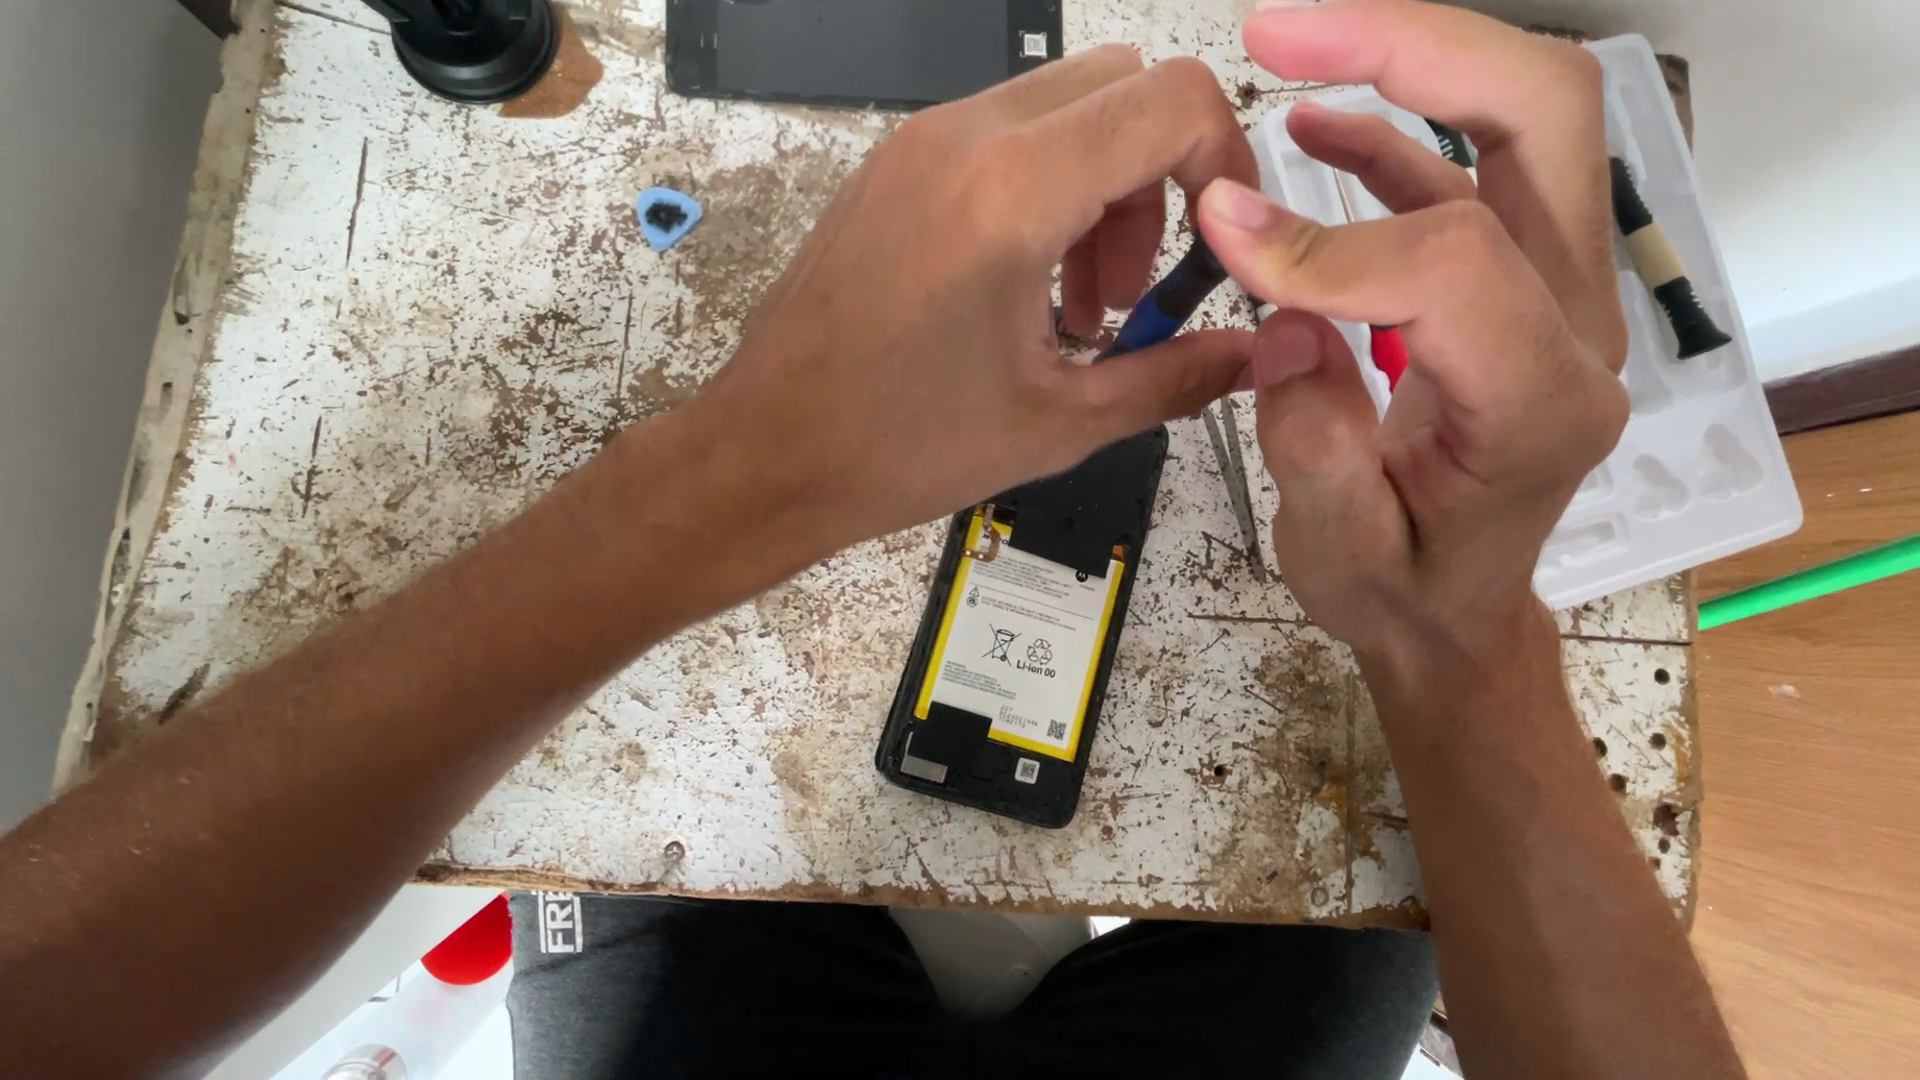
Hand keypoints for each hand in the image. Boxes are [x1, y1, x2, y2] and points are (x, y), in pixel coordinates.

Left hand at [693, 47, 1257, 555]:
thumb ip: (1174, 378)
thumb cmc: (903, 448)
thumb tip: (1253, 355)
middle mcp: (961, 139)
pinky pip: (996, 142)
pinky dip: (1040, 193)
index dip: (1226, 164)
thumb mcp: (1059, 423)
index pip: (1174, 101)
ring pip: (1058, 111)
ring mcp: (914, 147)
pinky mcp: (889, 171)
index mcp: (1010, 191)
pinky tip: (1020, 291)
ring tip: (1076, 308)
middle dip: (1158, 181)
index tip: (1219, 245)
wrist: (771, 455)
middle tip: (1129, 292)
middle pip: (1120, 90)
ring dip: (1098, 192)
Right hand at [1195, 0, 1628, 670]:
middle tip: (1282, 29)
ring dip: (1404, 61)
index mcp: (1537, 402)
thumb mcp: (1337, 547)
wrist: (1449, 612)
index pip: (1450, 261)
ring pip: (1519, 121)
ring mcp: (1549, 296)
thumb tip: (1281, 316)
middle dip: (1411, 48)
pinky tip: (1314, 128)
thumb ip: (1313, 442)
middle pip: (1542, 117)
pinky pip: (1468, 177)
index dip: (1323, 239)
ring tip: (1283, 48)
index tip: (1217, 226)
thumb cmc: (1395, 591)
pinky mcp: (1505, 292)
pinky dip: (1393, 130)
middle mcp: (1571, 325)